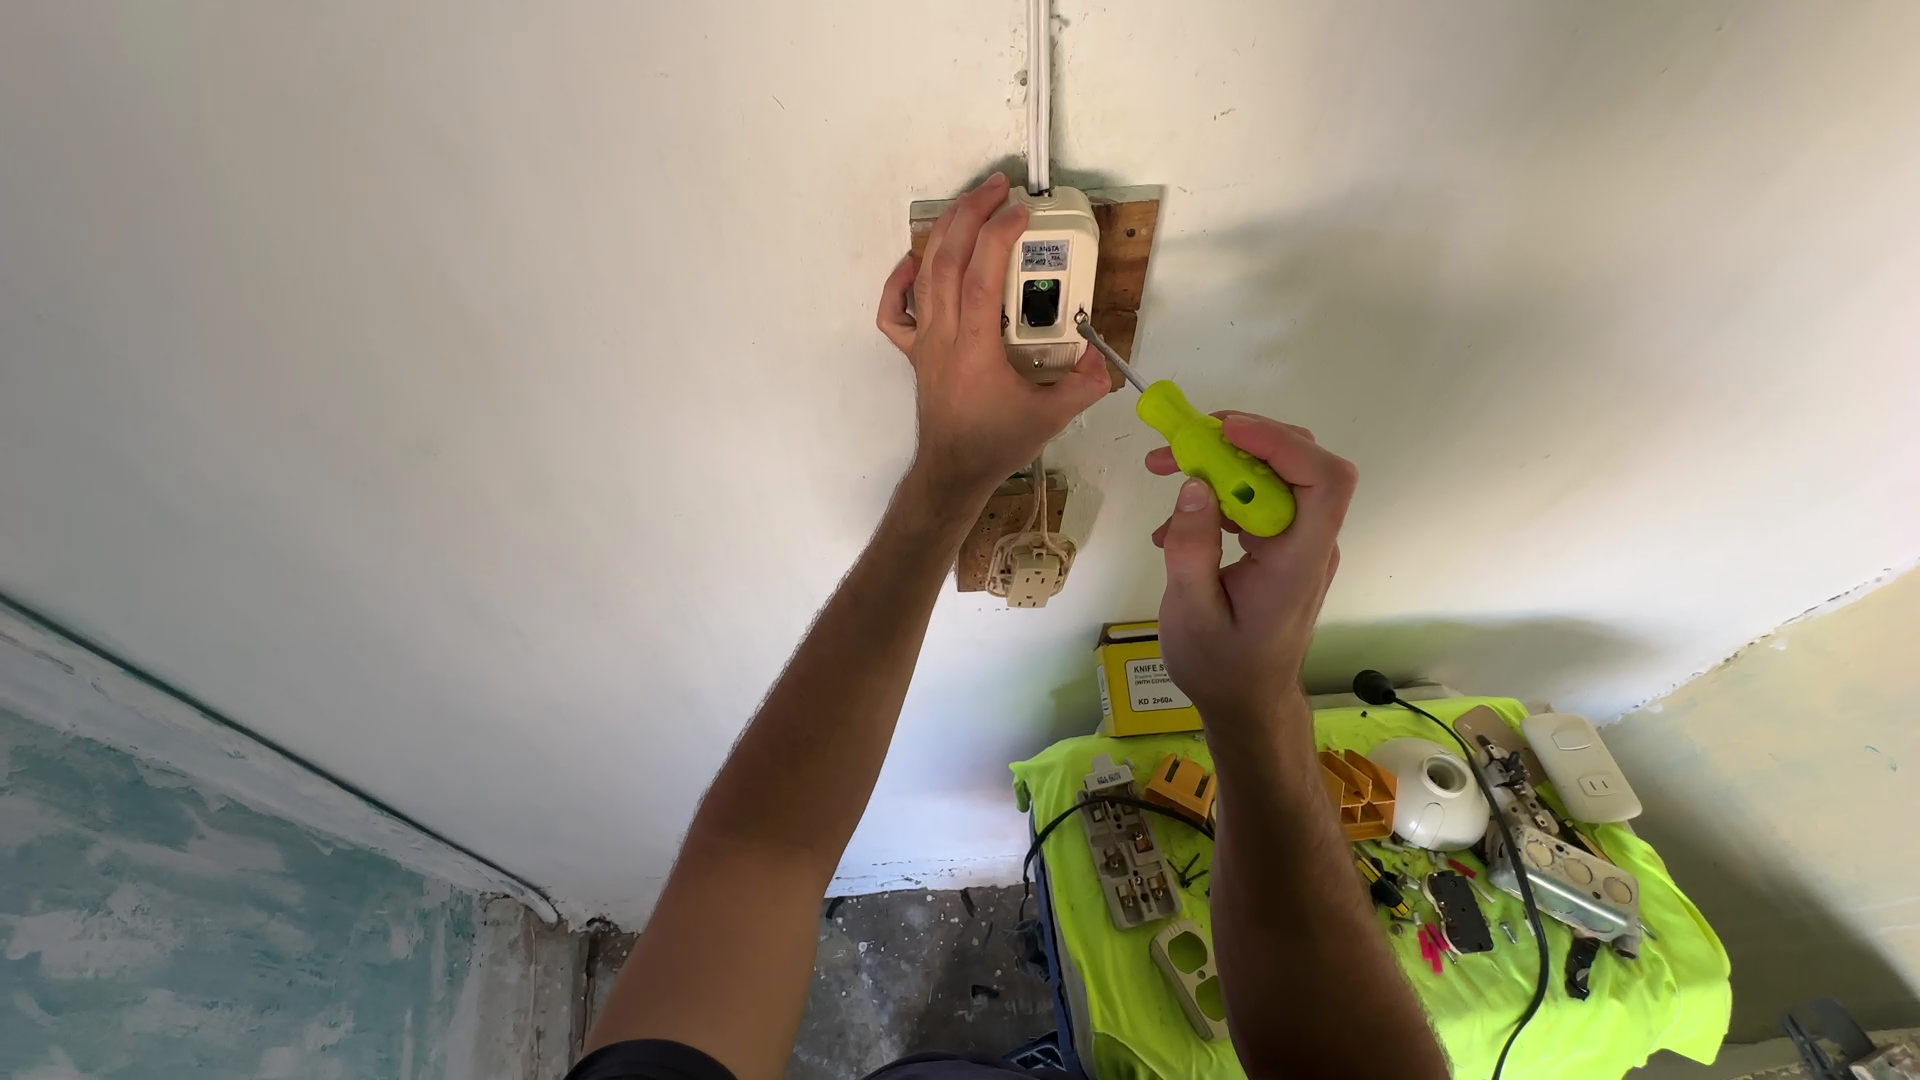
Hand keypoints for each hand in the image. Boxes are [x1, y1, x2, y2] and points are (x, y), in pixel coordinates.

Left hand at [877, 172, 1110, 501]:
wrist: (953, 472)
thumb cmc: (997, 444)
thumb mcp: (1053, 416)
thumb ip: (1085, 383)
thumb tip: (1102, 353)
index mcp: (975, 350)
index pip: (980, 279)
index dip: (999, 237)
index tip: (1022, 210)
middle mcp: (943, 338)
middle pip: (945, 263)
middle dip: (969, 216)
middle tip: (996, 187)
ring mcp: (924, 344)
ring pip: (923, 277)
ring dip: (944, 234)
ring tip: (969, 206)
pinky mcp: (915, 354)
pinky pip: (894, 313)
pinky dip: (898, 283)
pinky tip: (914, 263)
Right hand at [1147, 413, 1357, 727]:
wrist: (1244, 701)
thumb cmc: (1220, 666)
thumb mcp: (1191, 612)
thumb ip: (1193, 550)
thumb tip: (1193, 484)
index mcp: (1298, 561)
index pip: (1323, 481)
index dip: (1281, 444)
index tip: (1223, 430)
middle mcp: (1309, 543)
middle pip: (1300, 463)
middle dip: (1240, 439)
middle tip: (1181, 441)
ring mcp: (1296, 543)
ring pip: (1274, 474)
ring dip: (1220, 461)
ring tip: (1163, 467)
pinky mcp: (1278, 546)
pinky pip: (1255, 500)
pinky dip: (1215, 494)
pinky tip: (1175, 525)